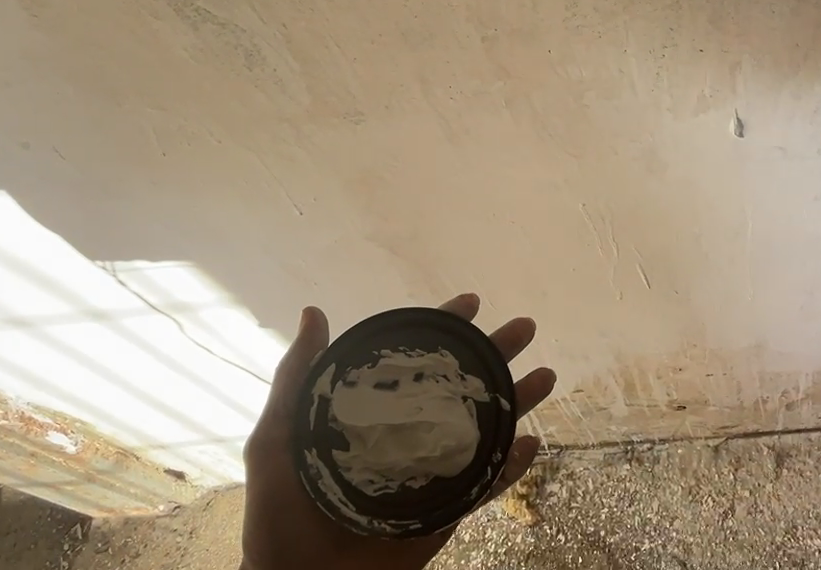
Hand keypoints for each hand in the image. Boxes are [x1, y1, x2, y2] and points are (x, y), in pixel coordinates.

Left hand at [242, 294, 556, 569]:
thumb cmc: (280, 518)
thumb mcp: (275, 441)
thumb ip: (296, 379)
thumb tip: (313, 312)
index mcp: (376, 412)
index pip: (418, 359)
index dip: (445, 328)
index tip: (472, 302)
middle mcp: (411, 434)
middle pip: (463, 386)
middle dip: (496, 353)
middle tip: (524, 327)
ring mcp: (433, 472)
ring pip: (485, 428)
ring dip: (517, 401)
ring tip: (545, 376)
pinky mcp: (446, 514)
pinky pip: (486, 487)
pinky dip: (512, 467)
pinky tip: (531, 444)